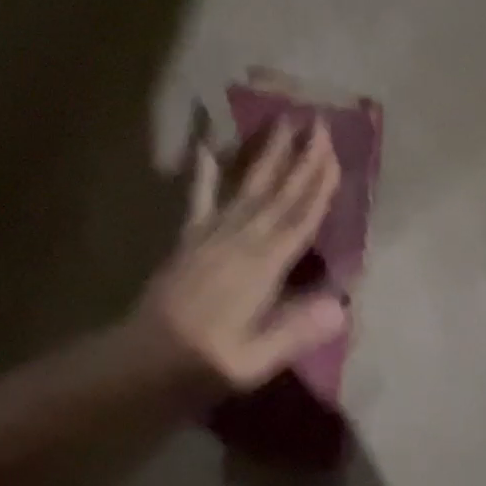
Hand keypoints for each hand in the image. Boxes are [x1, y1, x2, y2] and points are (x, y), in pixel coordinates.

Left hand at [132, 117, 344, 391]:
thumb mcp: (254, 361)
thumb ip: (296, 331)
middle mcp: (239, 240)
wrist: (142, 361)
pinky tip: (206, 147)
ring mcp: (211, 235)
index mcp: (261, 267)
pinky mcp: (188, 240)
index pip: (299, 219)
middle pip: (277, 193)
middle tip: (316, 121)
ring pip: (246, 187)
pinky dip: (204, 173)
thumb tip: (343, 306)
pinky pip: (199, 199)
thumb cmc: (205, 364)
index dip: (319, 186)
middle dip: (300, 158)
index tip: (333, 152)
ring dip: (267, 155)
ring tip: (281, 123)